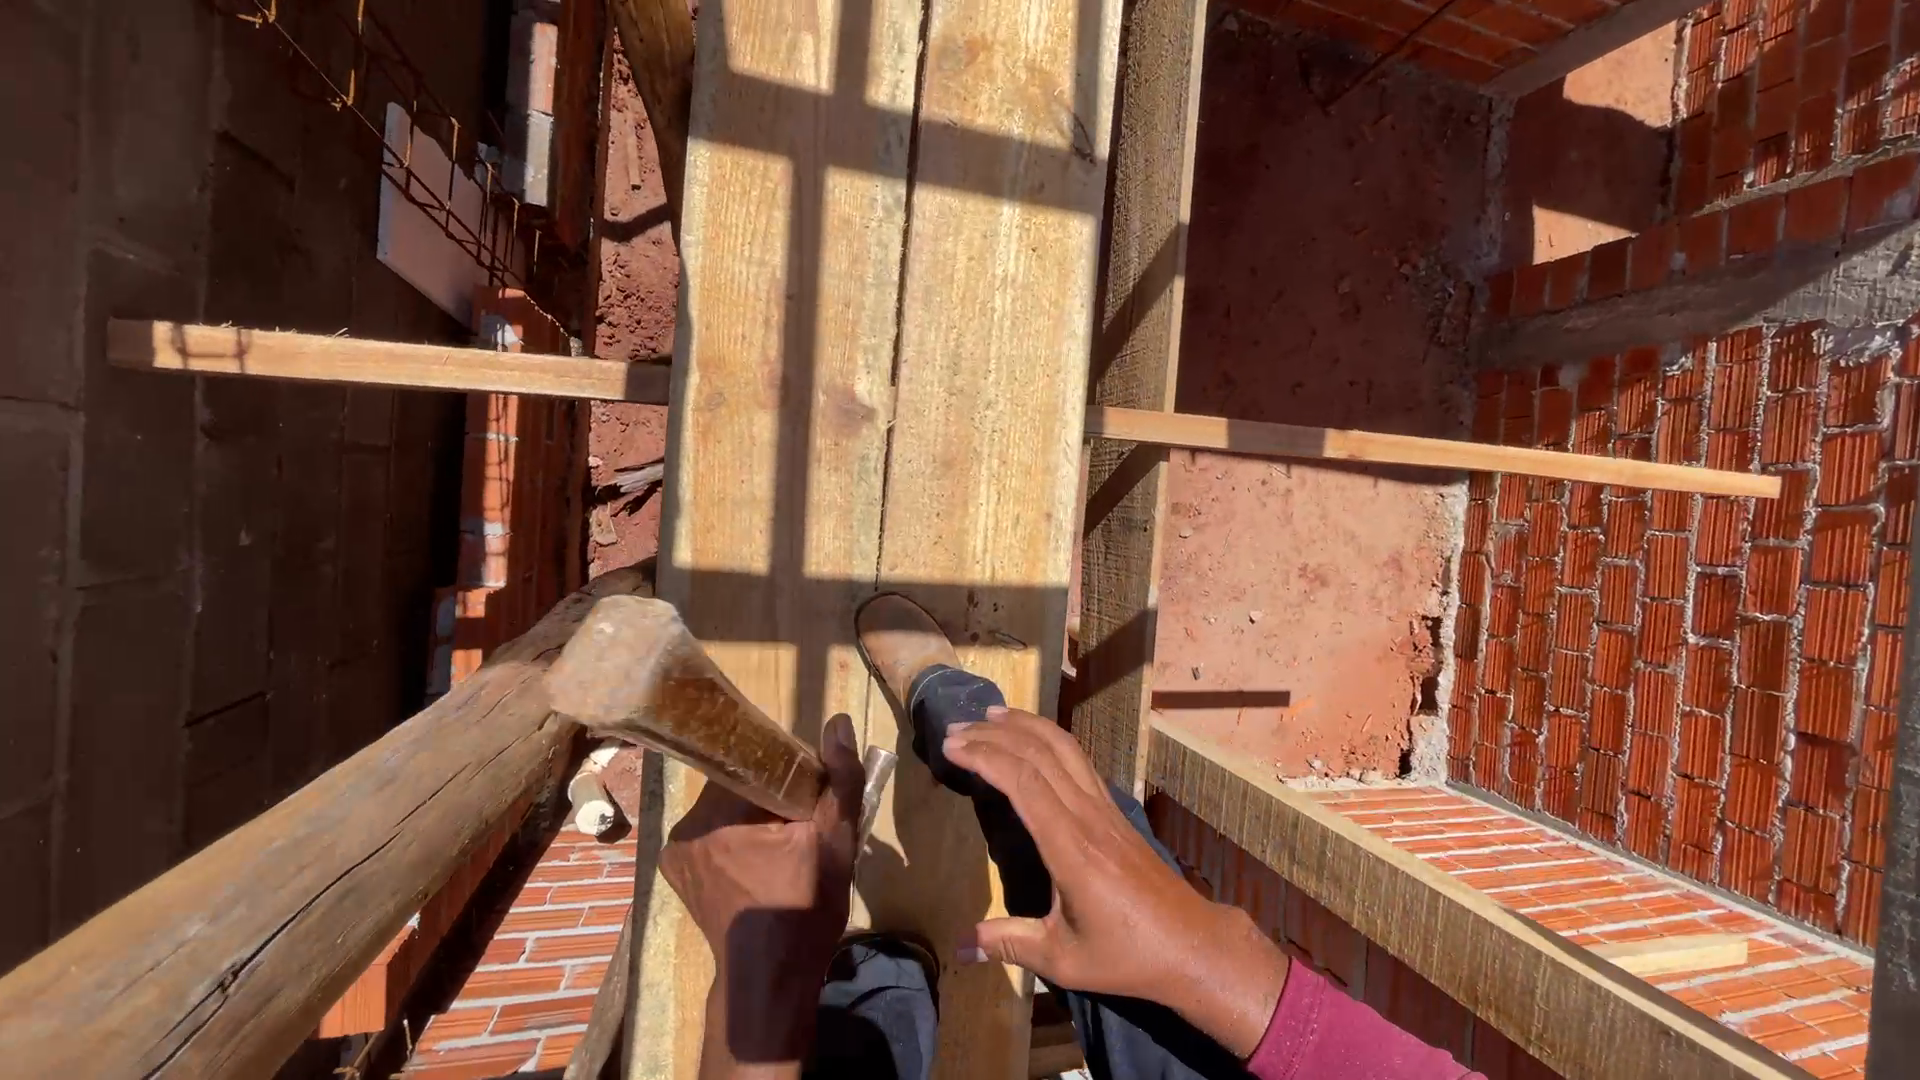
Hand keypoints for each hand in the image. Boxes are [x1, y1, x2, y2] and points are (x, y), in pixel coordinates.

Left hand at [658, 713, 864, 1074]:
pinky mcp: (678, 874)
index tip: (810, 791)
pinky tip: (761, 862)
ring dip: (755, 815)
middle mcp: (686, 827)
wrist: (770, 982)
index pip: (753, 759)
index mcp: (717, 813)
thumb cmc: (804, 909)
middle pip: (738, 783)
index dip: (787, 767)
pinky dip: (737, 838)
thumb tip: (838, 722)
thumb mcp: (835, 840)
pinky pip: (713, 835)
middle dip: (772, 794)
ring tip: (784, 844)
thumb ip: (840, 779)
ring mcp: (676, 853)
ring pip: (726, 808)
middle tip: (802, 821)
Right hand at [943, 708, 1288, 1058]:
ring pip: (1063, 747)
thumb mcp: (1064, 960)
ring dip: (1025, 725)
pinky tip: (1032, 738)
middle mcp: (1087, 815)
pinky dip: (1049, 738)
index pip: (1023, 782)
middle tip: (955, 729)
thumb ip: (1009, 945)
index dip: (985, 757)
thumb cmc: (1127, 955)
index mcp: (1070, 847)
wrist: (1191, 943)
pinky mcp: (1113, 810)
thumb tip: (960, 948)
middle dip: (994, 734)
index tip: (952, 747)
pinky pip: (1078, 759)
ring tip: (991, 714)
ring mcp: (1104, 807)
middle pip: (1039, 754)